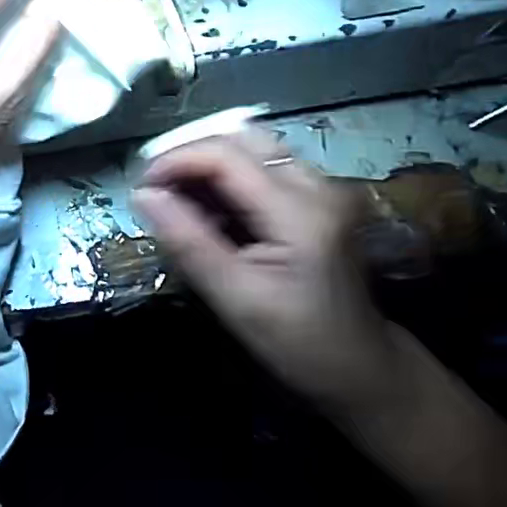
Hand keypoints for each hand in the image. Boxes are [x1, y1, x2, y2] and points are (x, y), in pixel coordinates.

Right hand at [133, 133, 397, 410]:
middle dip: (190, 155)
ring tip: (177, 197)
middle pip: (240, 138)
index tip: (142, 186)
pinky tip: (209, 206)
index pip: (226, 156)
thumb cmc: (300, 344)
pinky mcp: (319, 192)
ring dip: (208, 163)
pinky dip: (228, 176)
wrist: (364, 368)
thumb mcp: (235, 298)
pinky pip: (263, 163)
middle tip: (156, 187)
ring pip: (251, 146)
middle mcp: (318, 184)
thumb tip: (143, 195)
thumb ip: (188, 241)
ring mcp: (323, 185)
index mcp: (301, 211)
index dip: (176, 160)